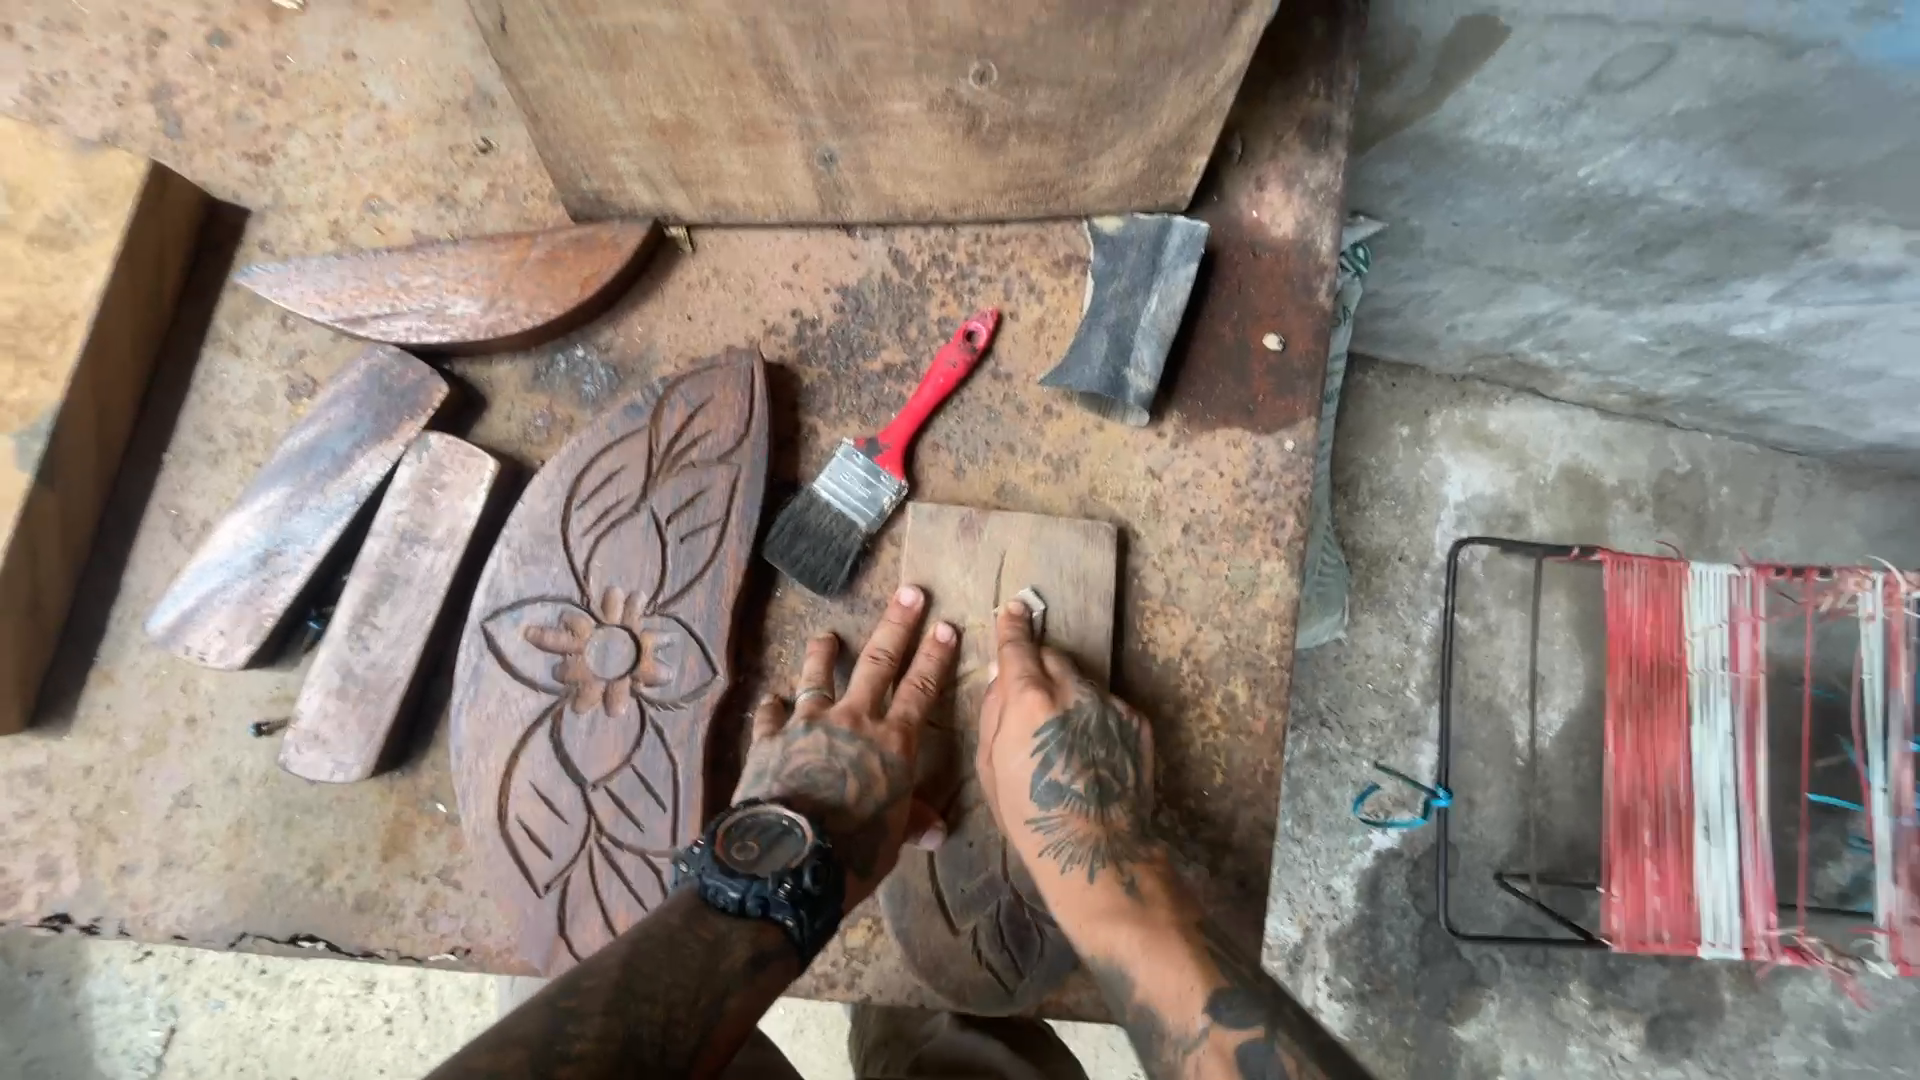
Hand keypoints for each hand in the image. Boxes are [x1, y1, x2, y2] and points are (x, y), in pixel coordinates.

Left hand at [733, 585, 956, 908]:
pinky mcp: (772, 739)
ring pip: (820, 675)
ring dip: (824, 652)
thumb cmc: (855, 850)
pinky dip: (774, 706)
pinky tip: (772, 699)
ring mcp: (810, 724)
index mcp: (893, 742)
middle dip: (897, 624)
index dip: (936, 656)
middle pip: (880, 662)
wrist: (791, 859)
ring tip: (827, 633)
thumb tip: (937, 832)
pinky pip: (772, 714)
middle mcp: (854, 720)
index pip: (922, 688)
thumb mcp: (894, 837)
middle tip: (909, 591)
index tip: (946, 625)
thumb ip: (913, 822)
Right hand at [976, 600, 1159, 900]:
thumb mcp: (989, 765)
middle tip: (1032, 692)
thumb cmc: (1030, 815)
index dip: (1012, 626)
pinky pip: (1106, 705)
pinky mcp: (1136, 721)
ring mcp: (1110, 704)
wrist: (1098, 852)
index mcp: (1030, 699)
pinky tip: (1090, 753)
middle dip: (1040, 664)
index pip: (1019, 647)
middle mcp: (1073, 690)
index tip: (1014, 609)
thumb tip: (1001, 674)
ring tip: (1063, 738)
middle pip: (1054, 657)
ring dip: (1067, 693)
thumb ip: (994, 711)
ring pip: (1081, 681)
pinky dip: (1093, 716)